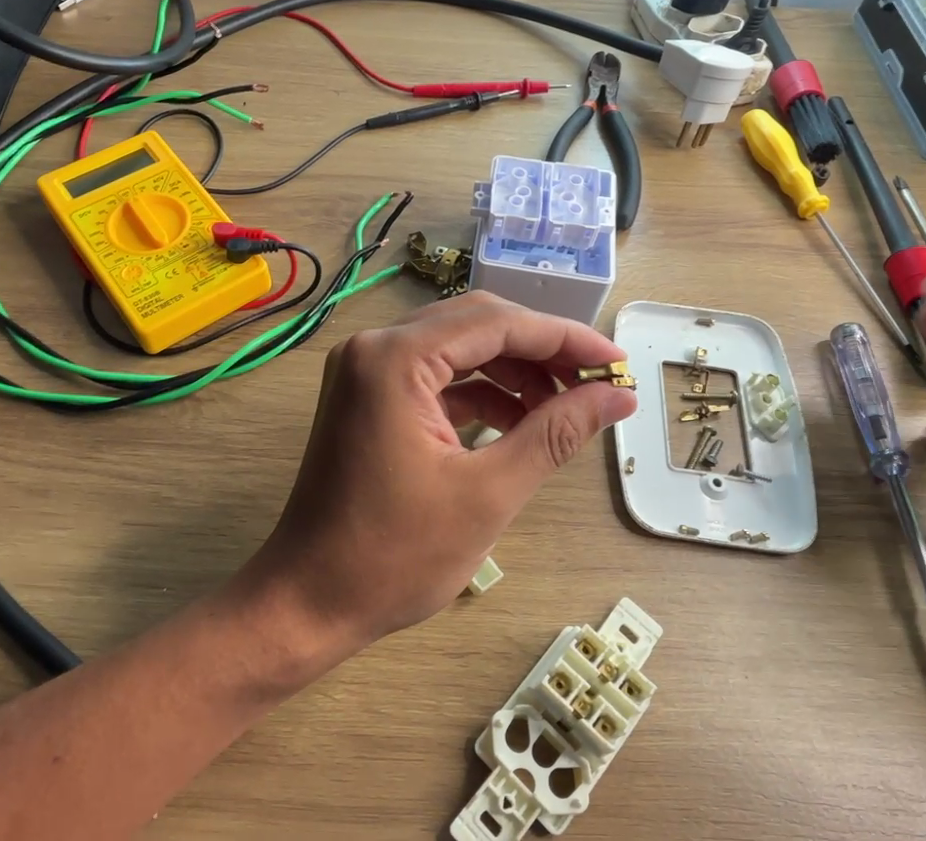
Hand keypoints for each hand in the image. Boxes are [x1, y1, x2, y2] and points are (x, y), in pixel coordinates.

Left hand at [237, 291, 637, 653]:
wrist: (307, 602)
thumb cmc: (393, 557)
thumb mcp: (488, 493)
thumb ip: (555, 434)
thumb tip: (617, 396)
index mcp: (395, 359)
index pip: (497, 323)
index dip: (564, 339)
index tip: (616, 364)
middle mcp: (374, 348)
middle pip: (476, 325)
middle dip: (540, 351)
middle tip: (597, 384)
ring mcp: (365, 372)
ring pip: (457, 350)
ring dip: (513, 373)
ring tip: (565, 409)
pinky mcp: (367, 399)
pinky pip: (436, 379)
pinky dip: (480, 395)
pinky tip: (520, 422)